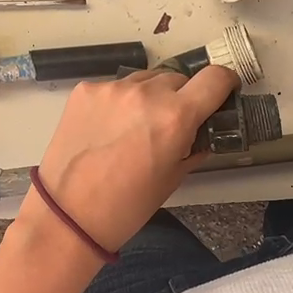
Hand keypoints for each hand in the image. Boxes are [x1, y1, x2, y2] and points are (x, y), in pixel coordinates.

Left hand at [24, 65, 239, 252]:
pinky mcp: (85, 90)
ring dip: (149, 96)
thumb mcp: (173, 178)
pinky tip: (108, 128)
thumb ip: (193, 145)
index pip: (214, 78)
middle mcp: (145, 93)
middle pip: (177, 78)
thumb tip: (202, 129)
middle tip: (172, 124)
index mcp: (174, 117)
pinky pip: (114, 88)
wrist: (67, 214)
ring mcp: (111, 88)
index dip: (225, 82)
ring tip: (136, 128)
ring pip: (144, 79)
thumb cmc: (127, 206)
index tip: (224, 90)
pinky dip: (119, 102)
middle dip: (182, 97)